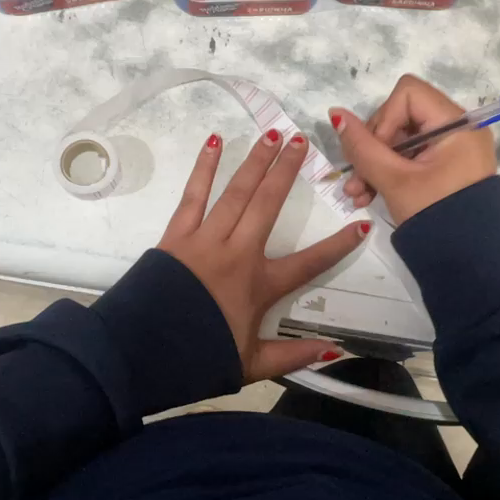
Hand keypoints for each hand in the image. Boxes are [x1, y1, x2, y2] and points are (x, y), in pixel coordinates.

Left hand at [158, 129, 368, 382]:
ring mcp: (205, 239)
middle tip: (302, 140)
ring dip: (256, 161)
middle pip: (268, 204)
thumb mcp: (251, 365)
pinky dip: (204, 168)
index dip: (339, 246)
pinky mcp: (177, 235)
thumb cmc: (197, 359)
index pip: (310, 263)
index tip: (361, 224)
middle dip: (287, 171)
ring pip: (236, 192)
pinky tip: (215, 142)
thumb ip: (292, 356)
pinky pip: (193, 195)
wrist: (138, 354)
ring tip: (272, 134)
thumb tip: (332, 350)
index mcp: (260, 285)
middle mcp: (237, 253)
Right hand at [331, 74, 497, 221]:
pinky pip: (410, 159)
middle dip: (373, 147)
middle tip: (357, 179)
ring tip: (356, 195)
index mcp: (457, 124)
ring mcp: (451, 151)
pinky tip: (367, 197)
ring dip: (374, 164)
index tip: (375, 153)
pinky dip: (388, 173)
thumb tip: (335, 114)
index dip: (383, 118)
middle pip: (401, 117)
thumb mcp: (394, 180)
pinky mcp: (445, 169)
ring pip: (400, 141)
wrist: (469, 262)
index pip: (407, 94)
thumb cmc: (435, 215)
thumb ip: (362, 146)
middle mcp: (458, 130)